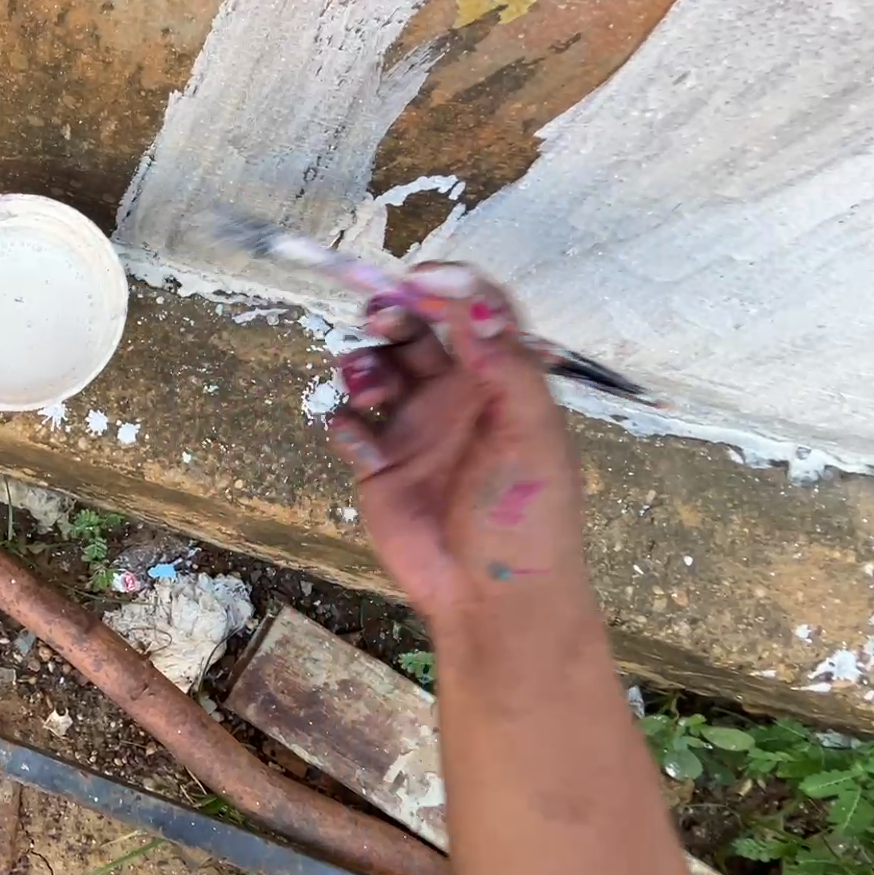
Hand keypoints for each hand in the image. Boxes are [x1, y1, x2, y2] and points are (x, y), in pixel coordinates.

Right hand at [326, 265, 586, 629]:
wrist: (485, 593)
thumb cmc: (521, 513)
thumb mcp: (530, 436)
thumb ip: (504, 367)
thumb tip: (472, 301)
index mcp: (499, 382)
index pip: (473, 315)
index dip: (443, 288)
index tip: (408, 282)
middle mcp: (452, 396)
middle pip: (412, 334)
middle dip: (390, 319)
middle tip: (377, 322)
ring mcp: (411, 428)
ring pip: (373, 372)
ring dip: (362, 368)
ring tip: (367, 394)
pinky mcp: (375, 462)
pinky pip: (346, 425)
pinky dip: (343, 424)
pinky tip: (359, 445)